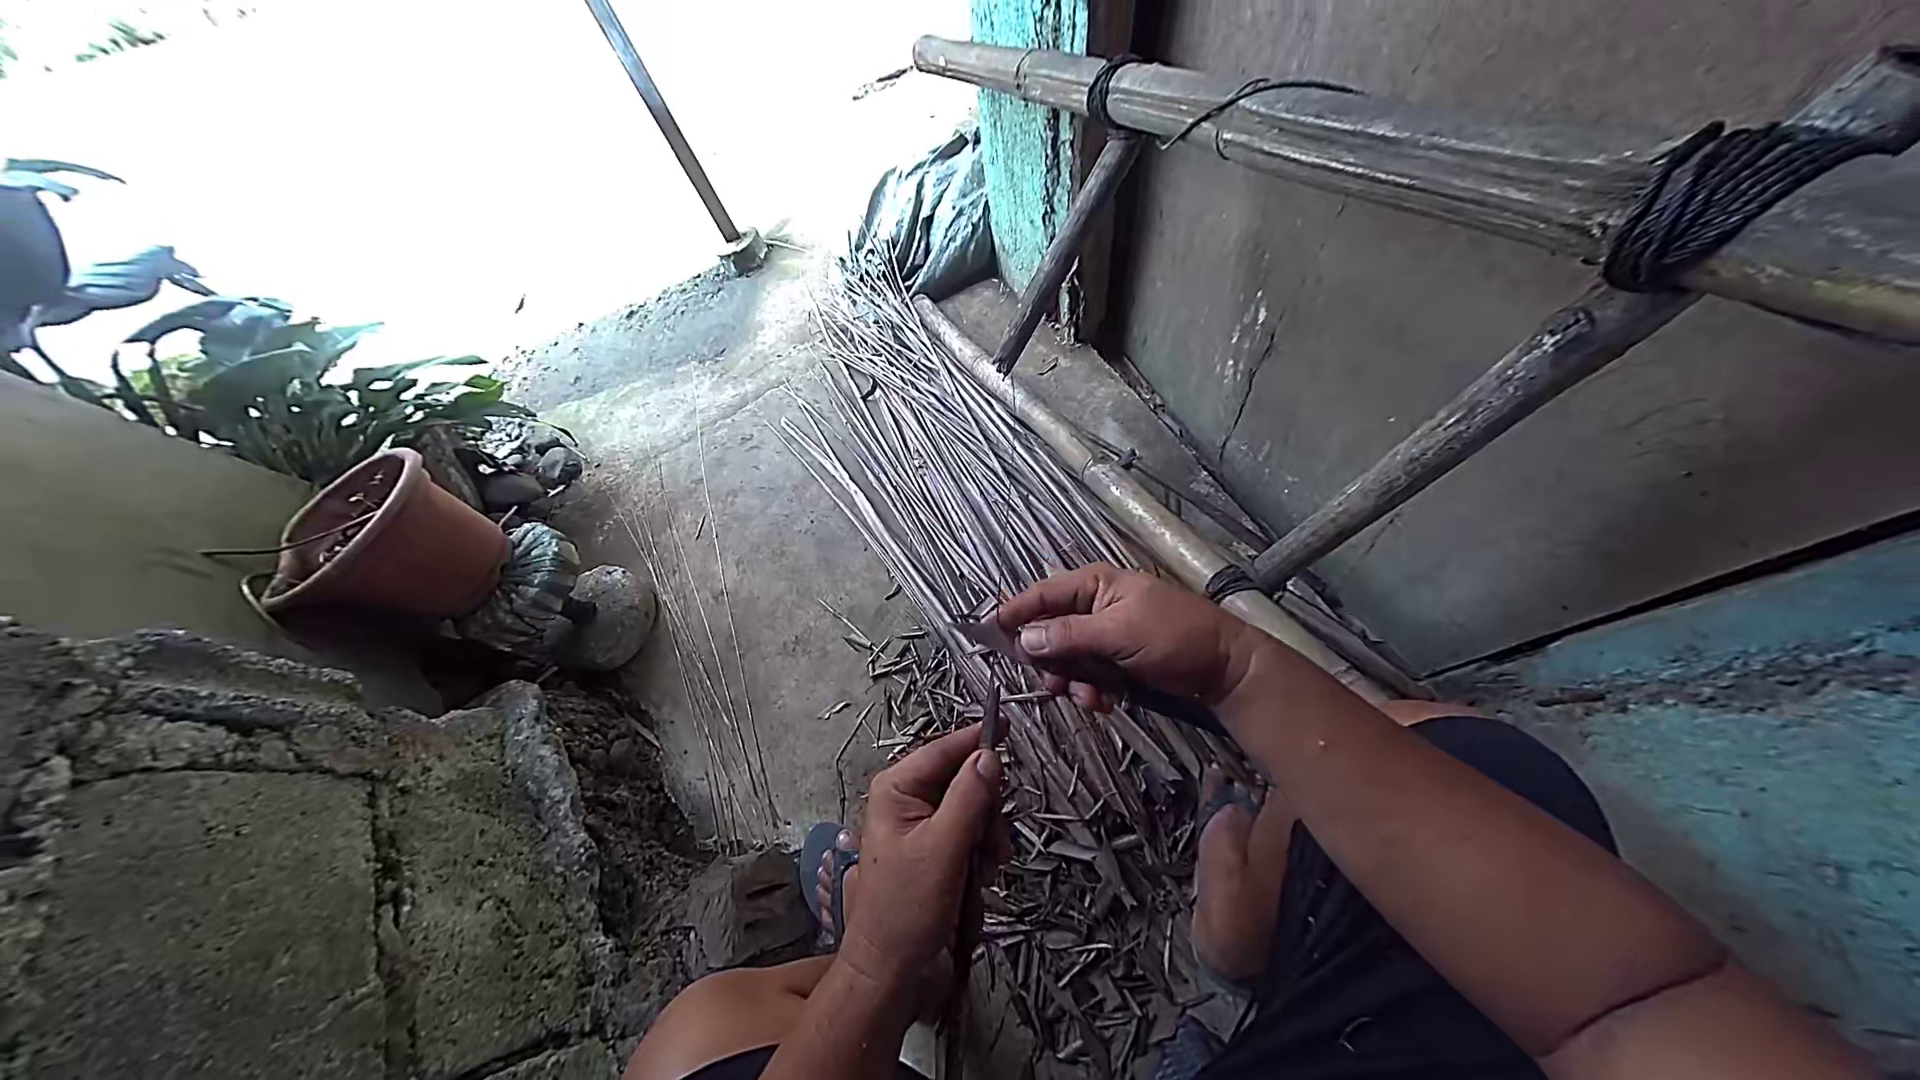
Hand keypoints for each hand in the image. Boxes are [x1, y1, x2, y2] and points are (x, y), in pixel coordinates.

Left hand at [839, 725, 1002, 988]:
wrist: (893, 969)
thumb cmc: (904, 911)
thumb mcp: (943, 847)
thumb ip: (969, 797)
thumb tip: (988, 756)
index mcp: (896, 789)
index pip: (943, 749)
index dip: (976, 740)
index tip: (1006, 728)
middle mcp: (906, 800)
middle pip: (963, 777)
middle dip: (985, 805)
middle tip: (991, 836)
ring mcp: (921, 824)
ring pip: (971, 805)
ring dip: (987, 832)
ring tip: (985, 864)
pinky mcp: (934, 846)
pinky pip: (970, 830)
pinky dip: (981, 848)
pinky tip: (979, 872)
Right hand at [996, 564, 1270, 708]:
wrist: (1224, 669)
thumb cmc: (1173, 636)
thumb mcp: (1118, 632)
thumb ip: (1068, 635)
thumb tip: (1022, 638)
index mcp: (1093, 585)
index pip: (1042, 593)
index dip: (1015, 612)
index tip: (989, 632)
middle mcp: (1093, 606)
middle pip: (1049, 631)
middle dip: (1049, 660)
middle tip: (1053, 683)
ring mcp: (1104, 634)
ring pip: (1066, 657)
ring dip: (1072, 680)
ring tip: (1091, 696)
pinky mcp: (1115, 660)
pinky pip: (1086, 674)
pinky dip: (1091, 689)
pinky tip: (1106, 700)